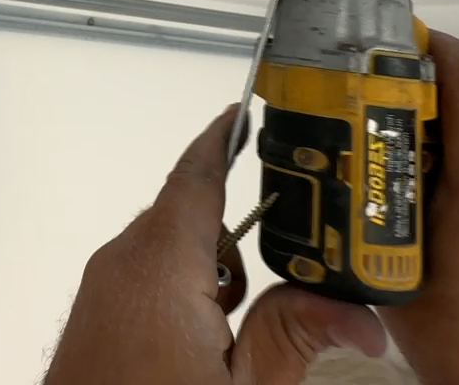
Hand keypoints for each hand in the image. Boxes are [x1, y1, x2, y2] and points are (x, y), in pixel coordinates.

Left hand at [44, 106, 387, 384]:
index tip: (244, 111)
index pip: (196, 175)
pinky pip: (147, 273)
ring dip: (211, 272)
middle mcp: (125, 257)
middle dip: (239, 235)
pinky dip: (182, 288)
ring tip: (240, 340)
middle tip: (288, 272)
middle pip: (190, 215)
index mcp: (161, 260)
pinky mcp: (96, 311)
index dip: (222, 138)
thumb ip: (293, 338)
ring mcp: (104, 283)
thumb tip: (362, 316)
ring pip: (170, 248)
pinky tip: (204, 348)